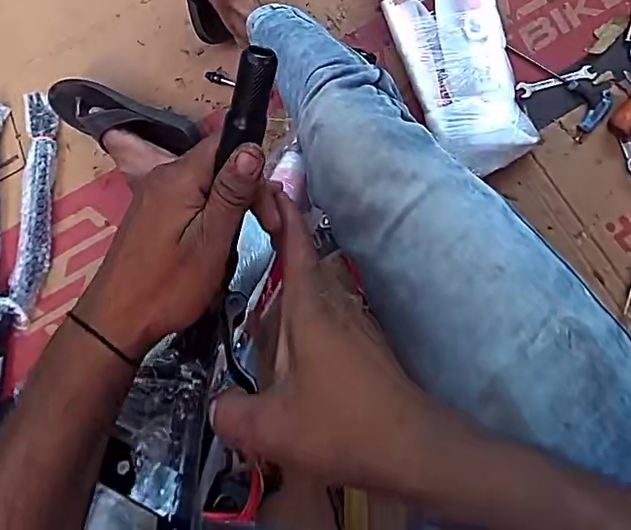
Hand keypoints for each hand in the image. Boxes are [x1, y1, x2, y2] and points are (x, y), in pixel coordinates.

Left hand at [72, 132, 267, 359]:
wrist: (115, 319)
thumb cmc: (168, 285)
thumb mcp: (210, 241)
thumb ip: (231, 192)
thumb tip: (252, 147)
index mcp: (179, 175)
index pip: (225, 143)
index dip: (254, 167)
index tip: (269, 208)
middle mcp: (164, 174)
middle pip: (217, 163)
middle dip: (245, 190)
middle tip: (267, 229)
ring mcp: (154, 192)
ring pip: (205, 182)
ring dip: (229, 205)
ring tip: (241, 240)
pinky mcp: (151, 210)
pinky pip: (189, 197)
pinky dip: (209, 212)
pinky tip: (216, 239)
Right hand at [210, 190, 465, 493]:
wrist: (416, 447)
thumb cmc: (344, 423)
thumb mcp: (276, 428)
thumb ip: (234, 414)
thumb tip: (214, 406)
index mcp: (308, 304)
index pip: (294, 241)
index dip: (280, 209)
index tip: (266, 183)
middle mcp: (333, 301)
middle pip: (305, 254)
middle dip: (281, 232)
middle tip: (254, 220)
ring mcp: (353, 318)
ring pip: (318, 281)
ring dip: (295, 270)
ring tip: (267, 278)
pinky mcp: (365, 341)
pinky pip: (329, 305)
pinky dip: (309, 300)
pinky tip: (295, 333)